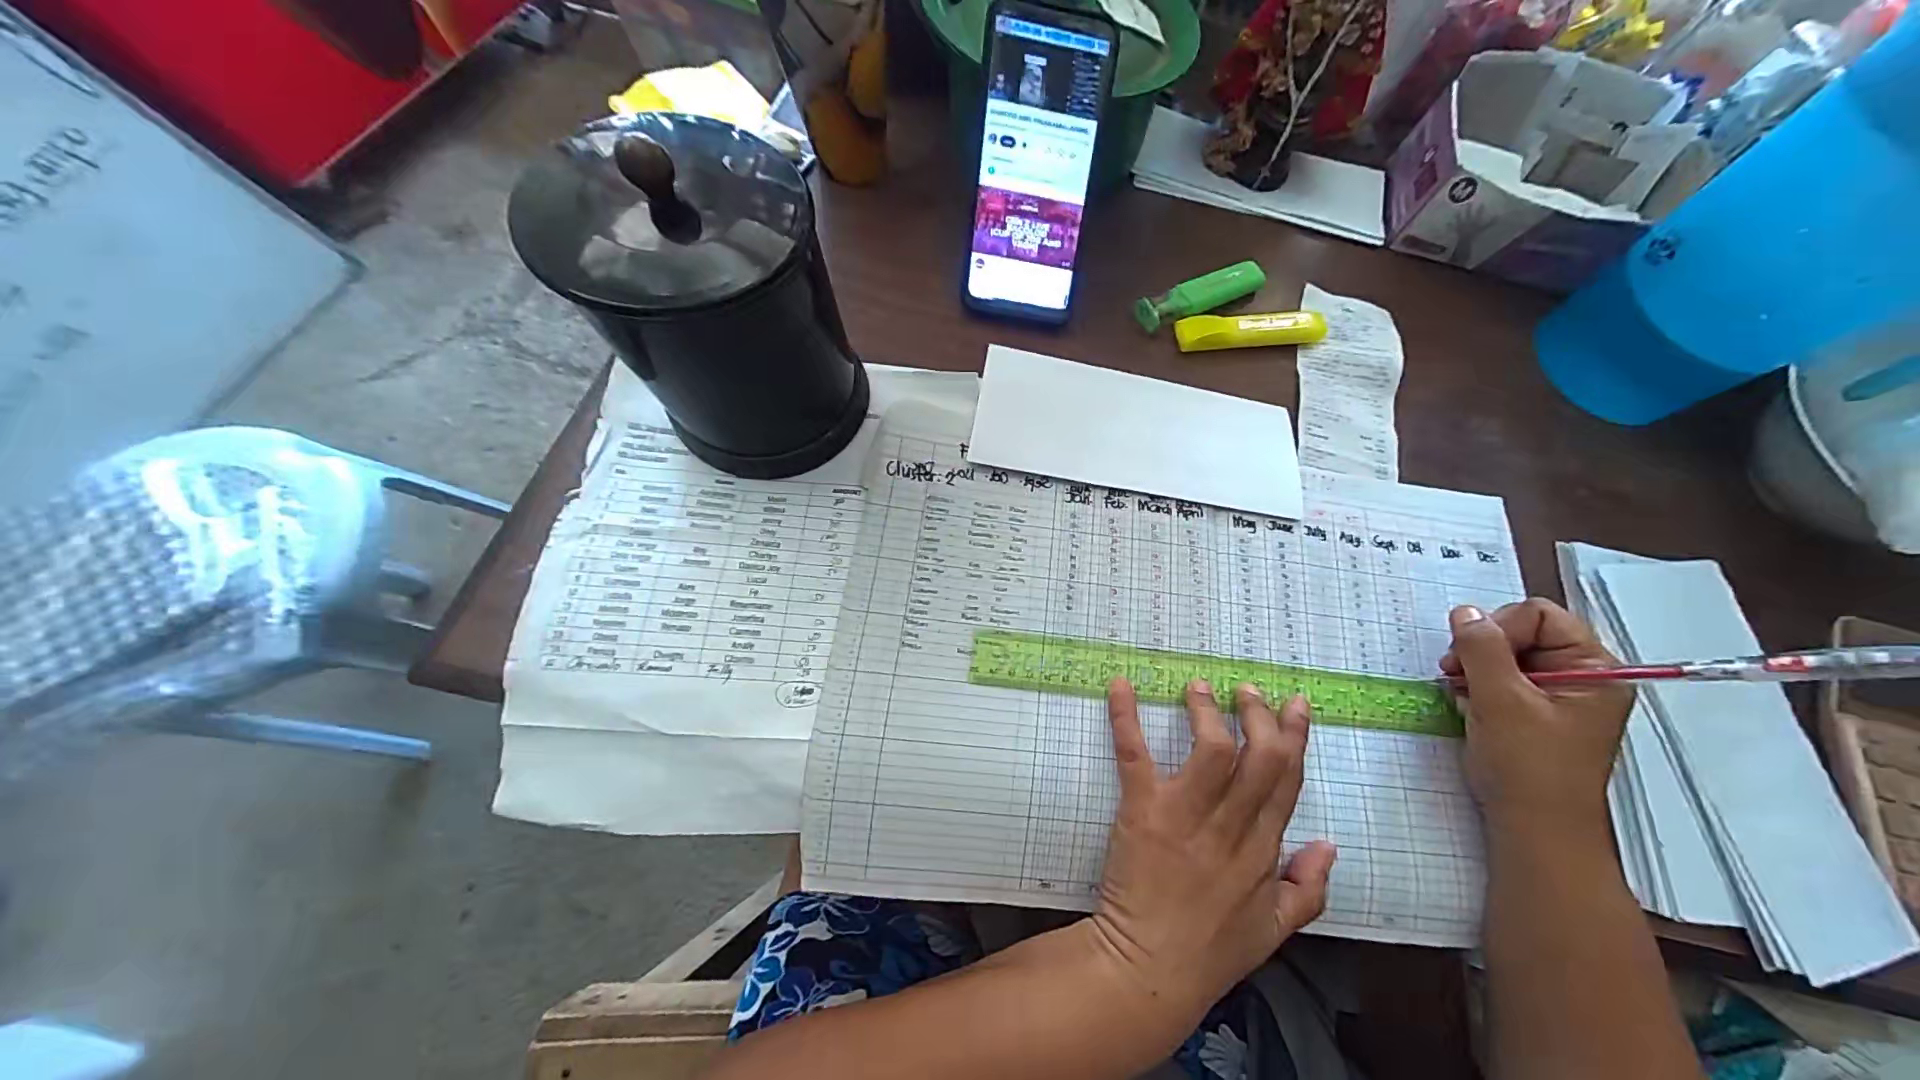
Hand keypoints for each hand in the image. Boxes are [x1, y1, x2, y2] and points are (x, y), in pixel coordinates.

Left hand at [1085, 677, 1335, 1027]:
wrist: (1150, 968)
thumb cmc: (1210, 950)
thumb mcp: (1275, 929)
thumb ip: (1308, 888)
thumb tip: (1329, 844)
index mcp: (1263, 849)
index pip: (1287, 781)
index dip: (1294, 737)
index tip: (1295, 705)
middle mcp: (1231, 827)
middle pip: (1258, 758)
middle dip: (1258, 716)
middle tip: (1248, 689)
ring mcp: (1186, 817)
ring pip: (1211, 751)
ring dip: (1207, 713)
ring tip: (1200, 687)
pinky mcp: (1142, 812)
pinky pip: (1136, 756)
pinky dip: (1126, 717)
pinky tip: (1121, 687)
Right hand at [1440, 600, 1633, 837]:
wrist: (1534, 829)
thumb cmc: (1527, 767)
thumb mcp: (1501, 701)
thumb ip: (1481, 650)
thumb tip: (1464, 612)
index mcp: (1593, 670)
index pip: (1539, 616)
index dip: (1498, 628)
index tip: (1468, 657)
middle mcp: (1580, 676)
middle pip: (1521, 631)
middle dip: (1481, 648)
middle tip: (1454, 672)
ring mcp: (1557, 695)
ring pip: (1505, 654)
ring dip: (1474, 667)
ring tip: (1460, 691)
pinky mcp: (1534, 711)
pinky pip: (1500, 677)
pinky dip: (1477, 684)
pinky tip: (1468, 704)